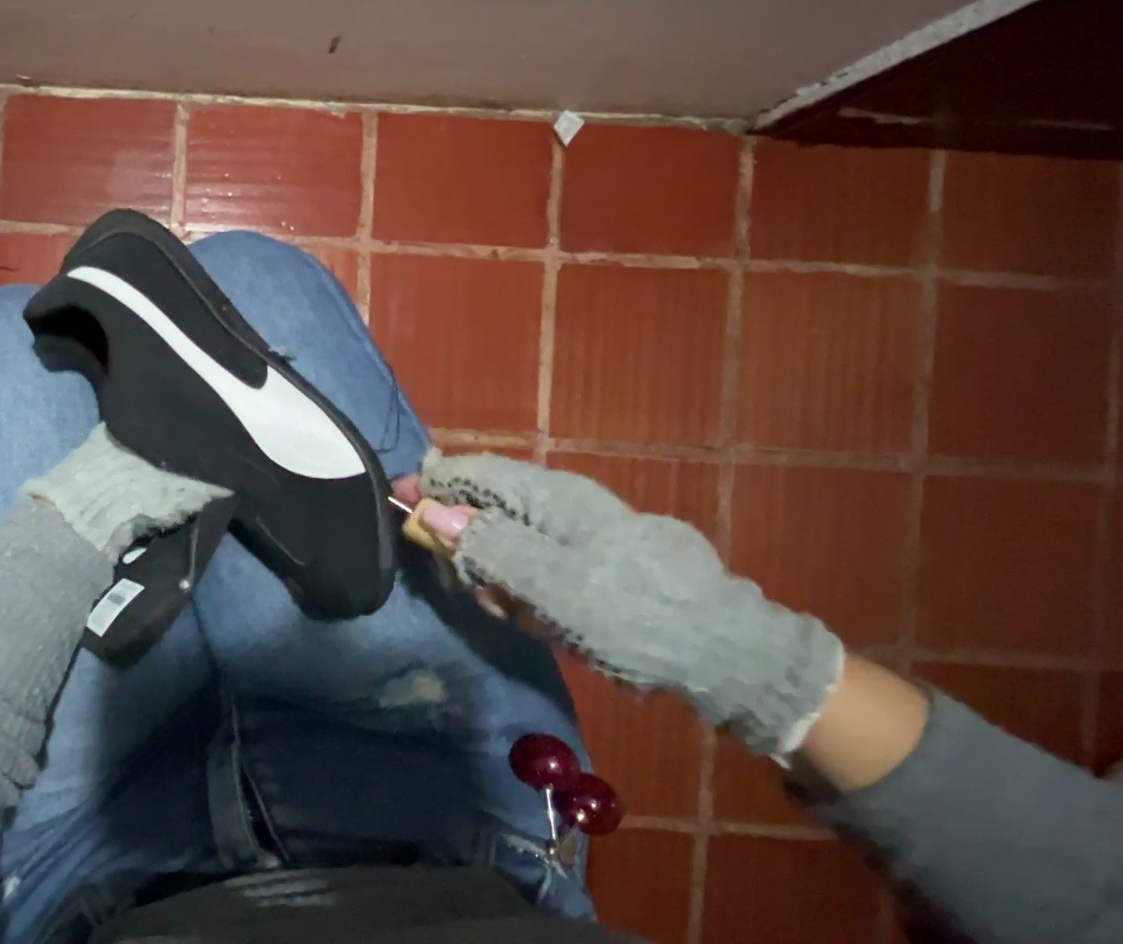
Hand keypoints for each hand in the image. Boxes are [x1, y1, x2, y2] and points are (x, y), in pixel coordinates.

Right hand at [406, 449, 844, 756]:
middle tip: (480, 592)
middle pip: (483, 510)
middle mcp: (561, 503)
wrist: (722, 651)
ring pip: (507, 543)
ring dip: (499, 579)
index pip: (472, 472)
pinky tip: (544, 620)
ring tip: (522, 616)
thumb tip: (432, 514)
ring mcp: (578, 531)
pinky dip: (527, 591)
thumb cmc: (632, 614)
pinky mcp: (592, 559)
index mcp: (550, 495)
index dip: (430, 485)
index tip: (400, 510)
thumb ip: (489, 547)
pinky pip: (536, 565)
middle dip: (470, 549)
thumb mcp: (551, 585)